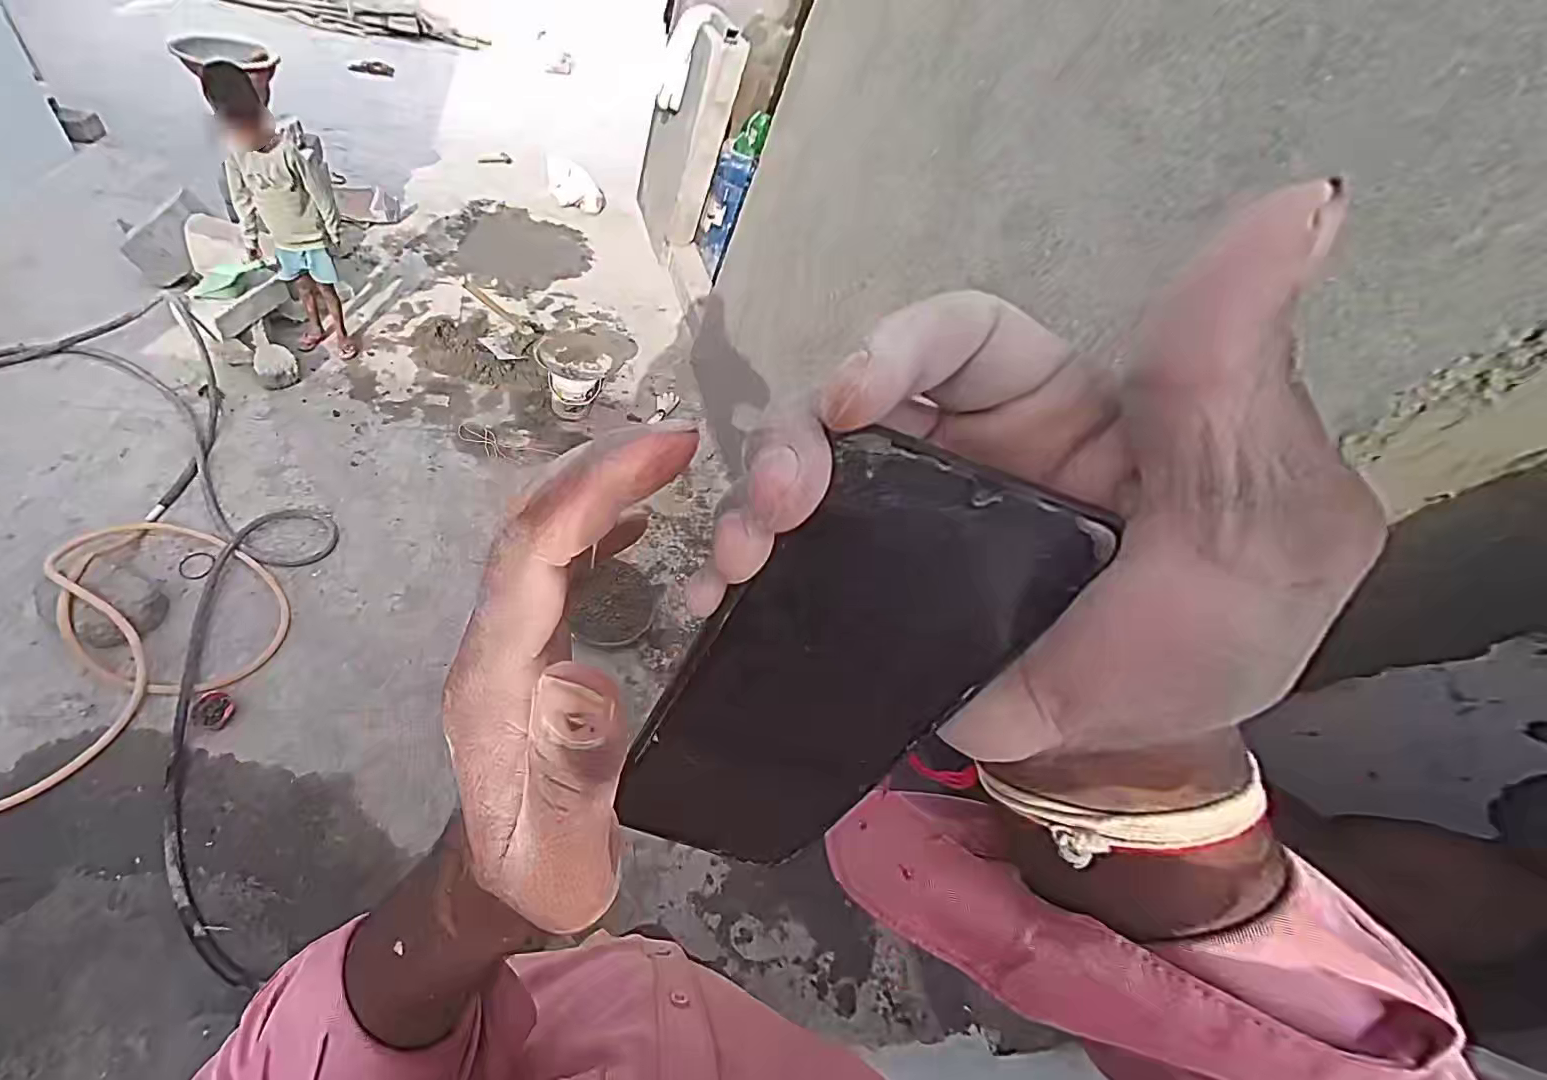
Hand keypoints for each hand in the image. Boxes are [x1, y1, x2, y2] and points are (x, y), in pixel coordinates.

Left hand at [443, 423, 698, 932]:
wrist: (500, 876)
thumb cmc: (535, 866)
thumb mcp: (559, 846)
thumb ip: (570, 770)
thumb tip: (582, 680)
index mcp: (494, 675)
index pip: (531, 555)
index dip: (590, 492)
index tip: (661, 451)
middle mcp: (491, 638)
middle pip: (529, 525)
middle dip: (596, 468)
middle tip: (672, 438)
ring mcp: (506, 633)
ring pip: (540, 533)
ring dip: (596, 485)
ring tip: (660, 459)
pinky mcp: (527, 639)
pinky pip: (556, 563)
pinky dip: (595, 526)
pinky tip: (636, 518)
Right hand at [689, 180, 1383, 765]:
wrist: (1117, 750)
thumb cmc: (1207, 633)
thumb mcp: (1257, 510)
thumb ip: (1231, 381)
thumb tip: (1291, 206)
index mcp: (1032, 407)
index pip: (950, 337)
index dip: (889, 348)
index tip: (851, 398)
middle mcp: (937, 451)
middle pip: (835, 412)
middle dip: (791, 445)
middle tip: (780, 504)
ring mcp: (876, 523)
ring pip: (787, 483)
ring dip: (748, 511)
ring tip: (737, 561)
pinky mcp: (839, 588)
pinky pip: (774, 565)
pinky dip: (731, 577)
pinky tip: (709, 599)